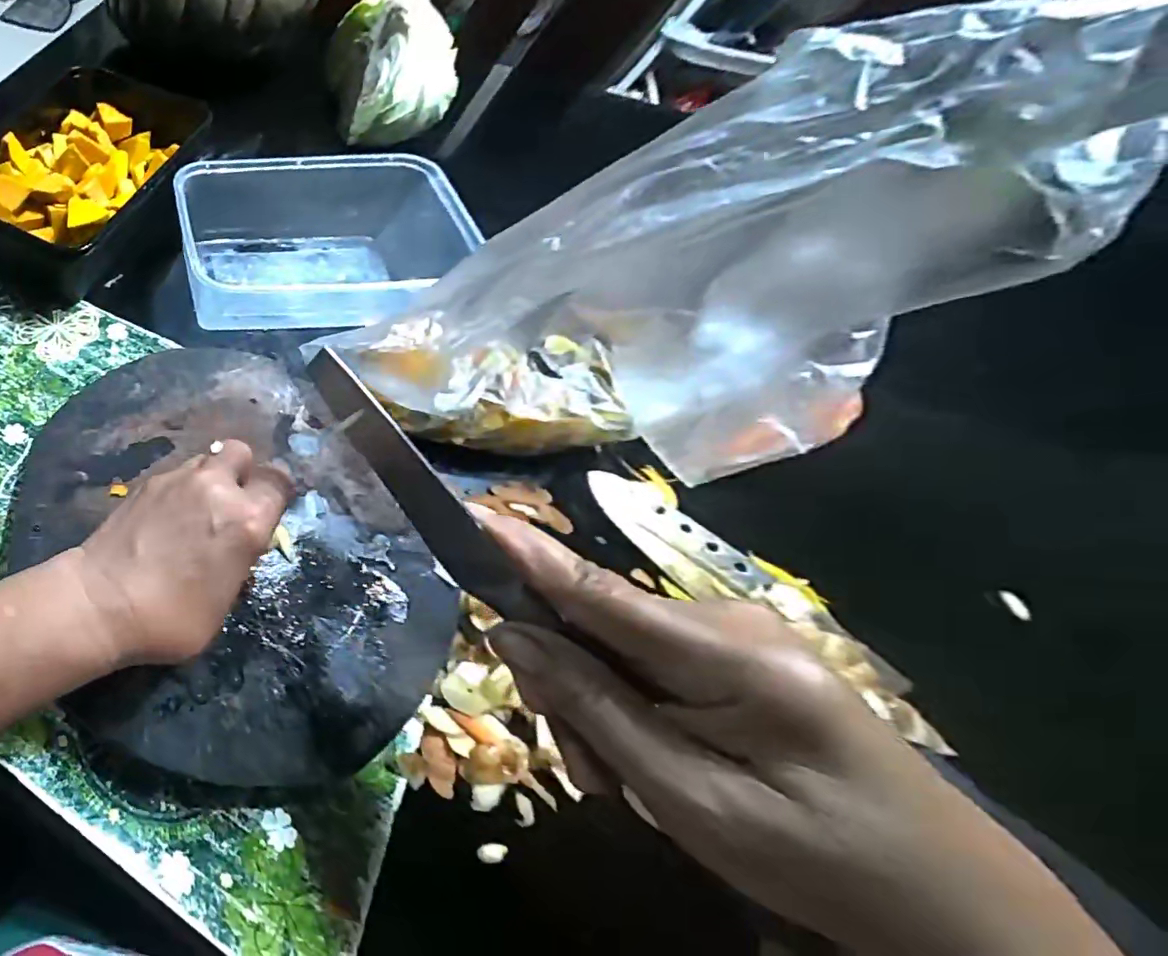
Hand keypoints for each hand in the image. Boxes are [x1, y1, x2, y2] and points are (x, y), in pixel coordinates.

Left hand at [69, 439, 293, 666]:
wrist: (101, 602)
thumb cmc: (172, 618)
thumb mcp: (226, 603)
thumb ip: (240, 559)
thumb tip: (237, 544)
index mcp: (245, 519)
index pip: (279, 483)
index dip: (274, 496)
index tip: (265, 514)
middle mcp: (216, 487)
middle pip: (241, 453)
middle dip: (241, 472)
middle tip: (228, 505)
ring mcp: (178, 479)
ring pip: (206, 460)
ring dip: (208, 480)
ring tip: (192, 512)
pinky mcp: (147, 482)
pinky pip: (176, 475)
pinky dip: (178, 490)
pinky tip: (163, 519)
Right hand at [473, 508, 1116, 955]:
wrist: (947, 905)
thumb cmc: (818, 859)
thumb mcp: (690, 796)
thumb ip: (594, 707)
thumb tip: (511, 636)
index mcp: (728, 654)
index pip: (597, 590)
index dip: (526, 552)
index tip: (473, 514)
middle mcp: (726, 621)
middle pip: (592, 624)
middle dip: (562, 682)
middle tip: (580, 765)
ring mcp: (732, 634)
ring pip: (609, 646)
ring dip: (590, 705)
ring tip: (614, 781)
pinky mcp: (733, 654)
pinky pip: (641, 661)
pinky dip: (620, 705)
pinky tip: (637, 760)